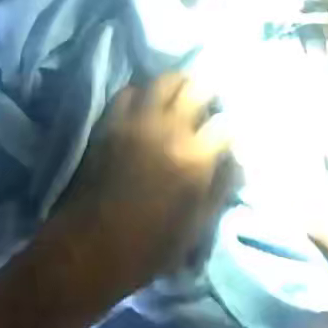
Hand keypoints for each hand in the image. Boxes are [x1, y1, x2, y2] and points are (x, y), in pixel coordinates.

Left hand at [47, 73, 233, 301]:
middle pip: (197, 88)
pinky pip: (129, 92)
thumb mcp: (197, 227)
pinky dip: (142, 94)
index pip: (225, 124)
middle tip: (210, 103)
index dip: (231, 129)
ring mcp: (136, 121)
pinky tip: (146, 106)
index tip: (229, 135)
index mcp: (195, 158)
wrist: (91, 245)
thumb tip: (236, 162)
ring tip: (181, 94)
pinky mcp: (110, 121)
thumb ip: (220, 188)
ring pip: (163, 80)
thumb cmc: (150, 247)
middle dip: (209, 93)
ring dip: (178, 84)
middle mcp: (169, 129)